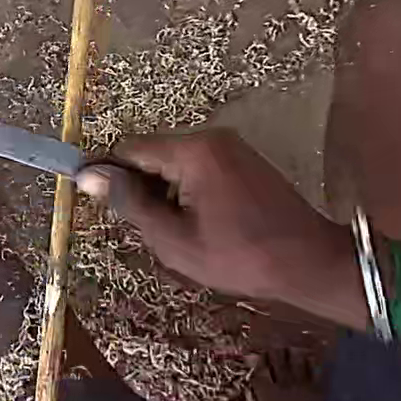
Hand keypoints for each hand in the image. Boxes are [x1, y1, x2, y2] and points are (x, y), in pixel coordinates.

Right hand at [77, 129, 350, 304]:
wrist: (312, 263)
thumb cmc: (240, 257)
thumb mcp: (174, 239)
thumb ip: (130, 203)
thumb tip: (88, 175)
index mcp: (193, 151)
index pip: (130, 148)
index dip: (107, 170)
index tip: (92, 196)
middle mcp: (210, 137)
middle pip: (152, 152)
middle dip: (138, 184)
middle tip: (142, 226)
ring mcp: (229, 145)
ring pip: (172, 160)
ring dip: (161, 188)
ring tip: (172, 229)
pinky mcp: (241, 158)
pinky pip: (195, 164)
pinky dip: (183, 187)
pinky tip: (195, 220)